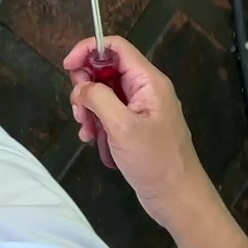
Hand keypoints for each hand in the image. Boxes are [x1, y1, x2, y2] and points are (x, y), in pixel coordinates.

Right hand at [66, 36, 221, 234]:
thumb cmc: (154, 161)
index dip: (88, 49)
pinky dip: (96, 121)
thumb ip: (98, 97)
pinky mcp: (135, 126)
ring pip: (104, 91)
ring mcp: (140, 108)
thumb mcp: (122, 126)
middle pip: (106, 68)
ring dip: (89, 107)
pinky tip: (91, 139)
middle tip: (79, 109)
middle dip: (86, 85)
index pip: (115, 47)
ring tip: (86, 130)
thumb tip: (80, 87)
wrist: (179, 201)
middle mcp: (145, 89)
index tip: (68, 67)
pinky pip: (109, 112)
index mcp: (148, 81)